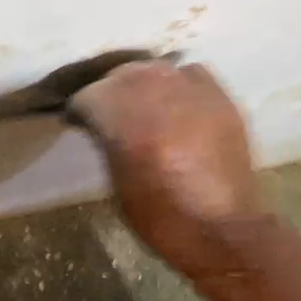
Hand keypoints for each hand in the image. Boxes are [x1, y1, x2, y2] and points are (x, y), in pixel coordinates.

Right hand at [69, 60, 267, 278]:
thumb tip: (98, 122)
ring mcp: (191, 92)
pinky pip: (190, 74)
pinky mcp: (219, 96)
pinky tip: (177, 104)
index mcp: (123, 121)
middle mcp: (156, 96)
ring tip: (143, 104)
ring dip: (143, 84)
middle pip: (120, 74)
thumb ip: (107, 141)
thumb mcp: (117, 181)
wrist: (222, 232)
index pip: (88, 95)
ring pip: (155, 69)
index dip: (80, 110)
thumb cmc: (161, 218)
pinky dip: (178, 85)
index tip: (78, 122)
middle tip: (109, 113)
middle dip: (110, 92)